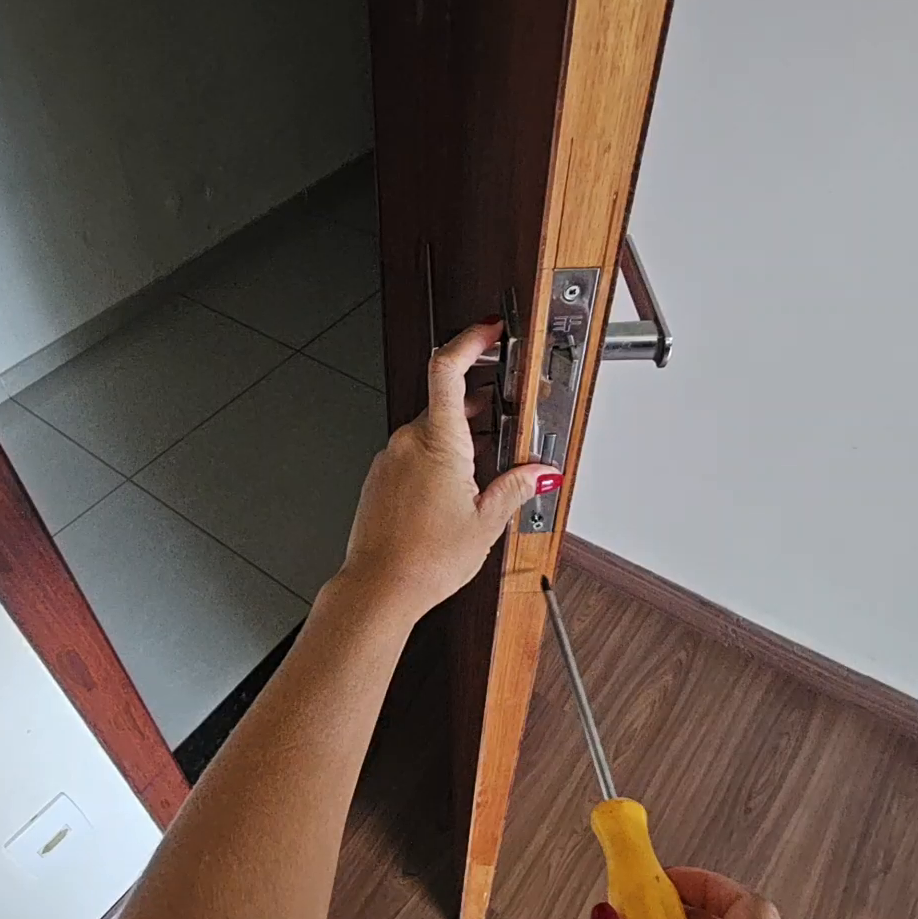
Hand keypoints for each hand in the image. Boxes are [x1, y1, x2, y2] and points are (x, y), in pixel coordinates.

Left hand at [336, 319, 557, 620]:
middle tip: (505, 420)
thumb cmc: (423, 560)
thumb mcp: (485, 523)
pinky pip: (412, 452)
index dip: (469, 341)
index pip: (447, 369)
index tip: (487, 331)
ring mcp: (390, 458)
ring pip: (430, 430)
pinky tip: (451, 488)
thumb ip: (515, 487)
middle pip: (446, 403)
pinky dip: (435, 457)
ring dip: (458, 438)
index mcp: (438, 443)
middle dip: (478, 407)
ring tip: (482, 469)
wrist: (378, 587)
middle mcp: (407, 442)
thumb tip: (539, 472)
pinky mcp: (380, 476)